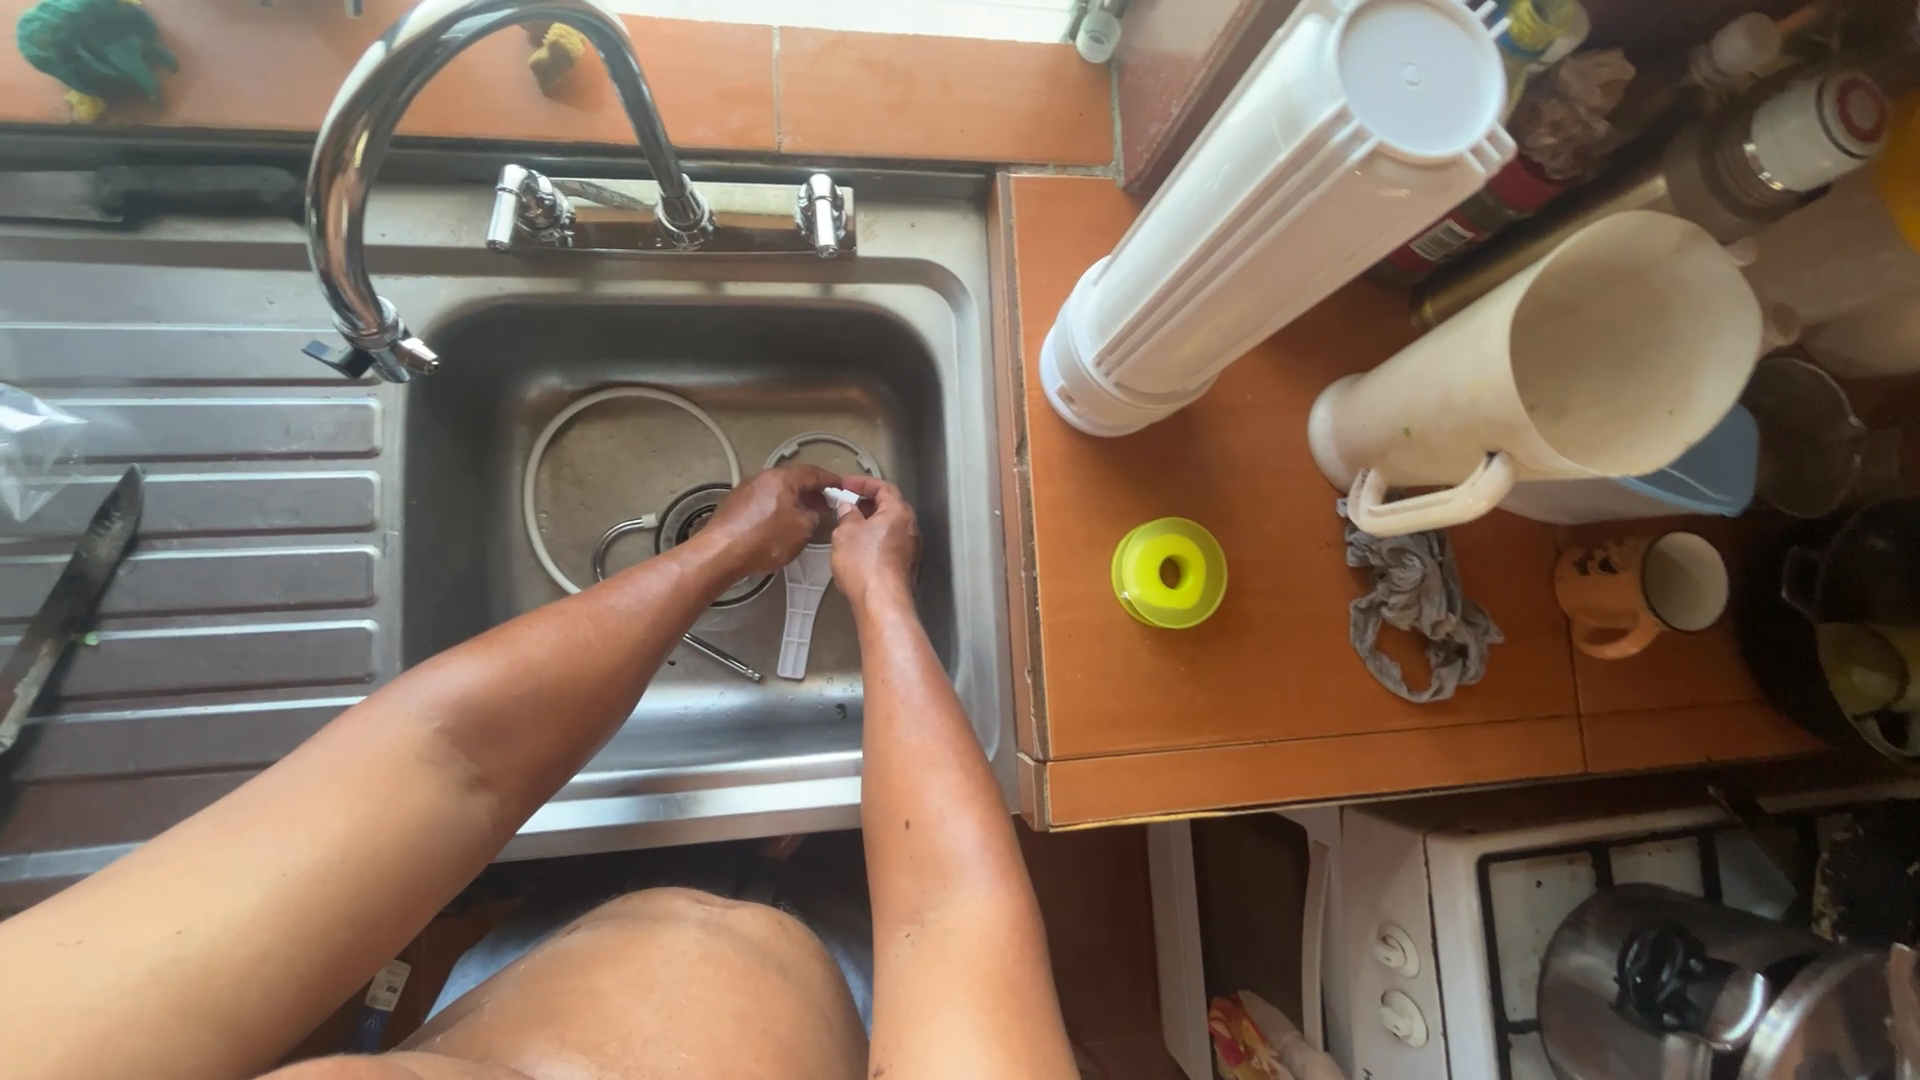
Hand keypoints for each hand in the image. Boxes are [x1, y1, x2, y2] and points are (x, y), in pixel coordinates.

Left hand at [701, 465, 839, 577]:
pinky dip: (776, 508)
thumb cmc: (765, 538)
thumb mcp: (802, 529)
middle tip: (824, 505)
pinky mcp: (734, 504)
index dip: (830, 480)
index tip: (841, 486)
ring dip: (793, 501)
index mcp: (782, 478)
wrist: (721, 552)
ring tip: (804, 517)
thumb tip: (812, 513)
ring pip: (777, 491)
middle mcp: (762, 477)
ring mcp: (745, 489)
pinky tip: (780, 524)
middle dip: (811, 492)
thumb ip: (814, 516)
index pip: (813, 473)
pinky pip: (763, 501)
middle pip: (793, 480)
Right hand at [830, 475, 919, 610]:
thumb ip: (847, 515)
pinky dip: (876, 543)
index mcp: (899, 512)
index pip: (883, 487)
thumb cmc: (866, 566)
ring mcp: (911, 550)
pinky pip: (891, 547)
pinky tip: (860, 552)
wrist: (882, 602)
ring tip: (850, 530)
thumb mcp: (845, 532)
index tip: (847, 484)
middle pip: (890, 507)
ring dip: (871, 525)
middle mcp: (910, 528)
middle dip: (867, 505)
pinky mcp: (907, 568)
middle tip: (848, 506)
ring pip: (891, 528)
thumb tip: (848, 509)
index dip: (863, 483)